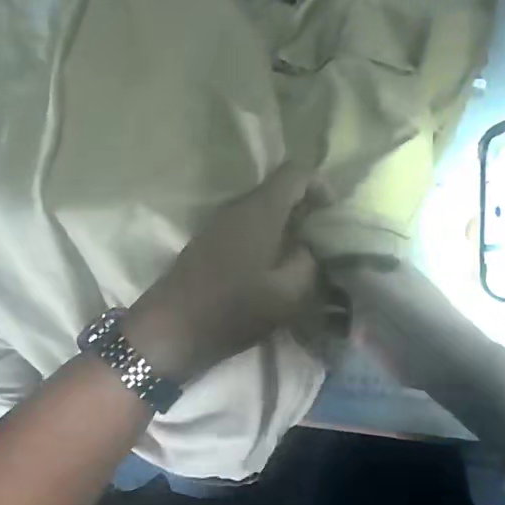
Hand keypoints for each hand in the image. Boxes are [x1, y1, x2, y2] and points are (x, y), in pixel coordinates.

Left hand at [125, 163, 318, 381]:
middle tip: (325, 241)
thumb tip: (307, 249)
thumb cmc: (233, 310)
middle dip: (306, 209)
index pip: (296, 172)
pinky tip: (275, 270)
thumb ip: (308, 263)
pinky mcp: (209, 244)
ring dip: (286, 227)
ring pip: (263, 211)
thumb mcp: (289, 294)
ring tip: (304, 258)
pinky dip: (268, 240)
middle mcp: (237, 208)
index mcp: (260, 210)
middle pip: (279, 190)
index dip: (321, 186)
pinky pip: (247, 228)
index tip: (334, 216)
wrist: (171, 331)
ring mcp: (219, 225)